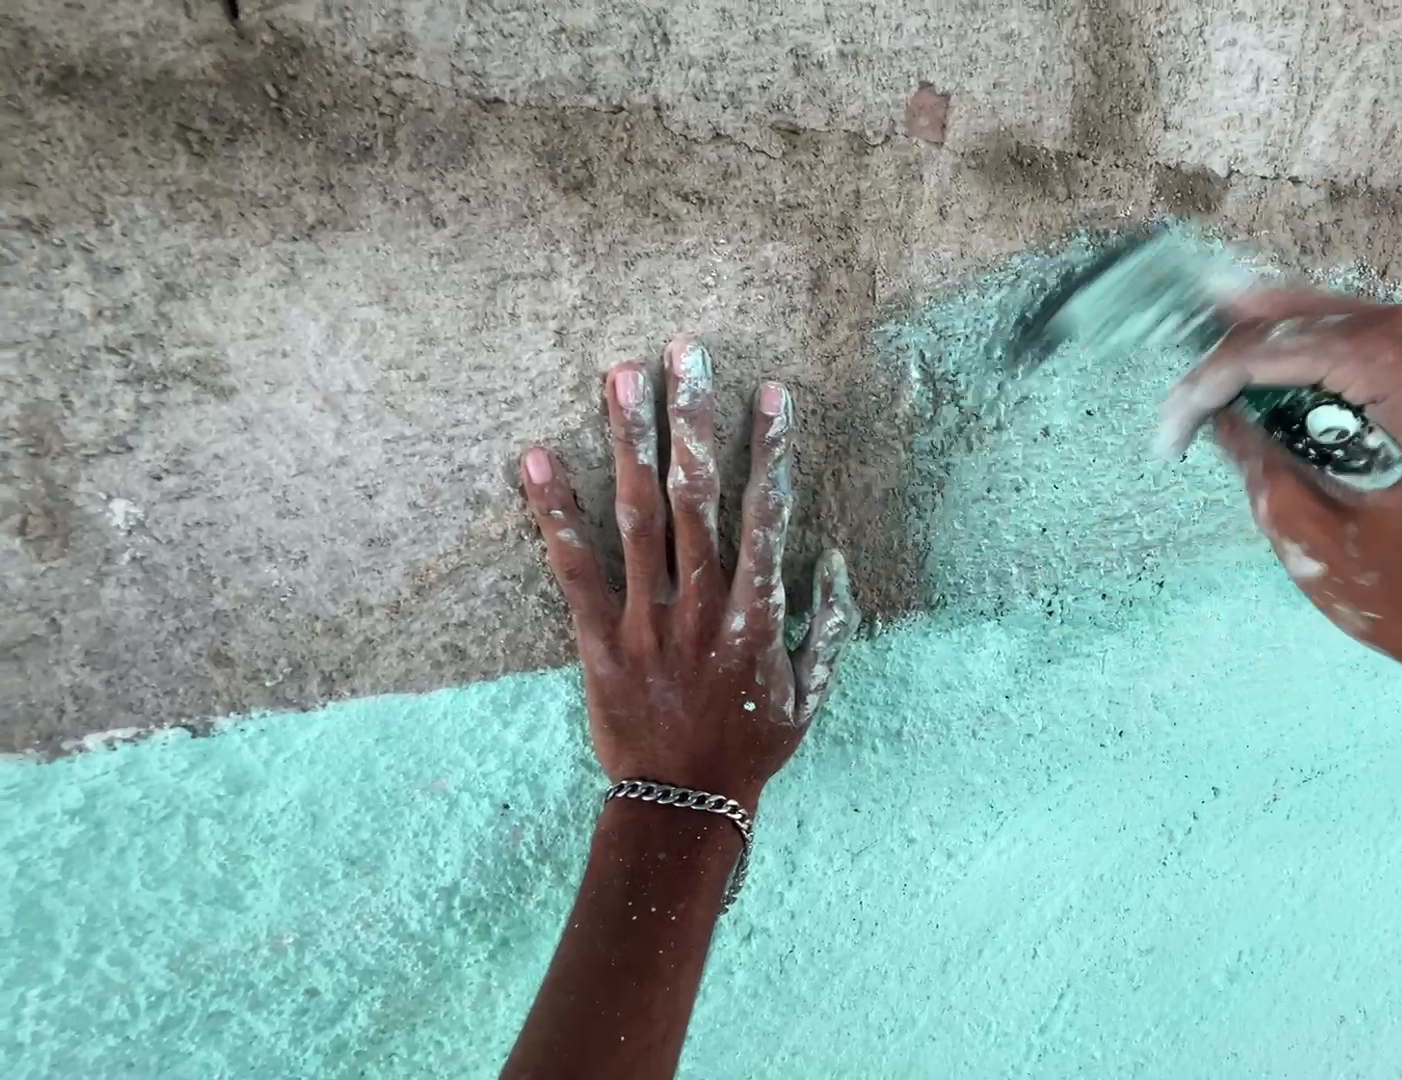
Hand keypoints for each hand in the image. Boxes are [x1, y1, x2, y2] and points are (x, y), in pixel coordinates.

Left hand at [519, 339, 858, 803]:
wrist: (684, 803)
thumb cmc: (756, 743)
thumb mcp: (814, 691)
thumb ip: (831, 623)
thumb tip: (833, 554)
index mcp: (758, 617)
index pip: (769, 518)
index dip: (773, 453)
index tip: (773, 397)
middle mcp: (702, 606)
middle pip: (697, 499)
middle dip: (694, 421)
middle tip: (685, 355)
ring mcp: (645, 620)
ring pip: (636, 518)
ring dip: (629, 443)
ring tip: (621, 377)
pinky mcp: (597, 641)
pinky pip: (572, 571)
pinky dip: (553, 514)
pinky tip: (535, 457)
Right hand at [1160, 291, 1401, 703]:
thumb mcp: (1315, 538)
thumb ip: (1257, 462)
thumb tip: (1219, 416)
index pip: (1282, 348)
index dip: (1210, 383)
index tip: (1169, 430)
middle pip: (1313, 318)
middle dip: (1236, 348)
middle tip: (1175, 372)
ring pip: (1343, 324)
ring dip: (1273, 349)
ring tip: (1209, 369)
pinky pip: (1378, 344)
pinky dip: (1319, 361)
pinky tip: (1274, 374)